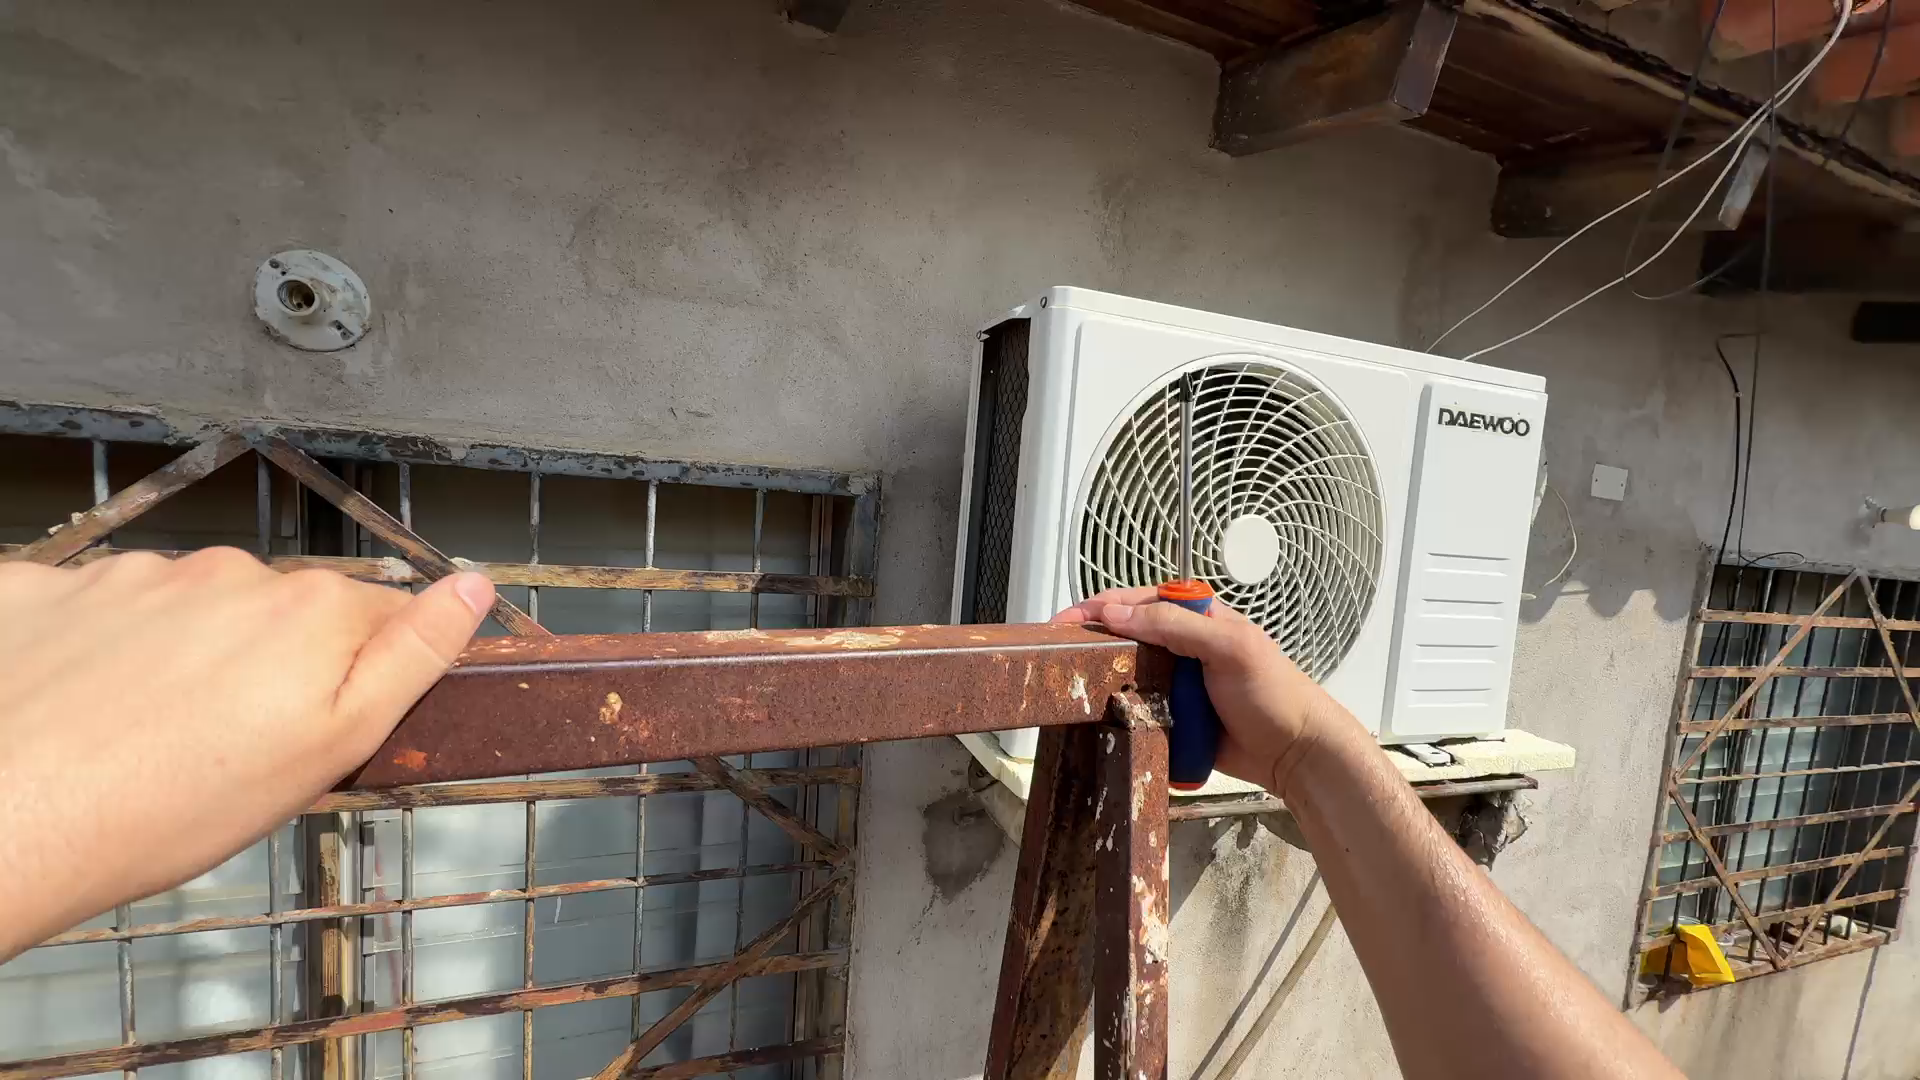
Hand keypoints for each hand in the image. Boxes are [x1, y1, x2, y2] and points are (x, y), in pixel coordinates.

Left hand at [0, 548, 493, 960]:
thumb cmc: (182, 802)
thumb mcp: (344, 740)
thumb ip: (419, 652)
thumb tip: (474, 584)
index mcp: (316, 605)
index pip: (384, 615)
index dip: (367, 668)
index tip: (324, 722)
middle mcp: (232, 571)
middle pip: (288, 609)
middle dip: (282, 657)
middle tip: (239, 736)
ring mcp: (125, 575)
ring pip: (195, 606)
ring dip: (191, 647)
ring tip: (150, 724)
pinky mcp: (28, 590)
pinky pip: (93, 605)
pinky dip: (97, 641)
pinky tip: (76, 696)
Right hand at [1052, 586, 1361, 796]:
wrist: (1296, 754)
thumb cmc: (1271, 692)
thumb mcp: (1228, 646)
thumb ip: (1174, 624)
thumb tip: (1112, 612)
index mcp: (1194, 616)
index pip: (1135, 600)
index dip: (1097, 608)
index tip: (1062, 623)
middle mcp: (1178, 643)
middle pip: (1122, 634)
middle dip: (1088, 638)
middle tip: (1053, 651)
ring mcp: (1172, 679)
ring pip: (1123, 668)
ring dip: (1097, 673)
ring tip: (1064, 679)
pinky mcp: (1168, 713)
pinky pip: (1133, 703)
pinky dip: (1113, 705)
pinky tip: (1090, 708)